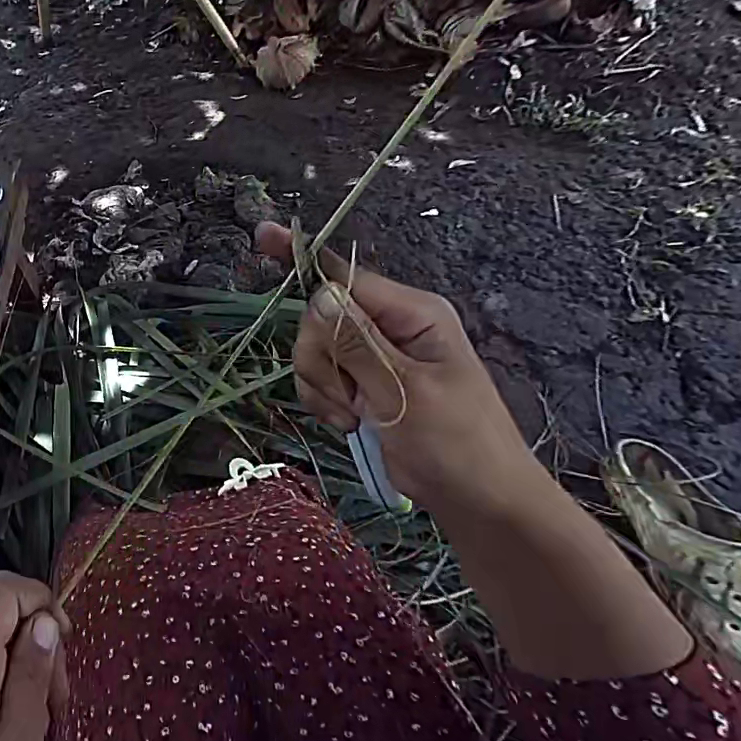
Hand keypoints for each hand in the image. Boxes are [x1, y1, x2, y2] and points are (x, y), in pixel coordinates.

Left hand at [0, 572, 69, 740]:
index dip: (44, 602)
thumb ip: (31, 680)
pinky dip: (2, 692)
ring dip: (24, 675)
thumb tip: (45, 621)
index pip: (6, 588)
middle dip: (39, 649)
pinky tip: (11, 739)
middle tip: (58, 706)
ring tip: (37, 732)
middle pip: (3, 619)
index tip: (66, 646)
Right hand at [258, 223, 692, 678]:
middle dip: (319, 358)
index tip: (261, 236)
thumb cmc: (456, 445)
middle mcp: (390, 324)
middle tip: (345, 397)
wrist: (479, 504)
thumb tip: (318, 294)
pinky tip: (348, 421)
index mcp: (412, 313)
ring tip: (352, 415)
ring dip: (322, 384)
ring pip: (314, 348)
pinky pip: (320, 375)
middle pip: (320, 317)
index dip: (301, 259)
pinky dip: (324, 398)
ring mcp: (374, 353)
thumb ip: (357, 343)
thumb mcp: (406, 393)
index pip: (345, 275)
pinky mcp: (362, 379)